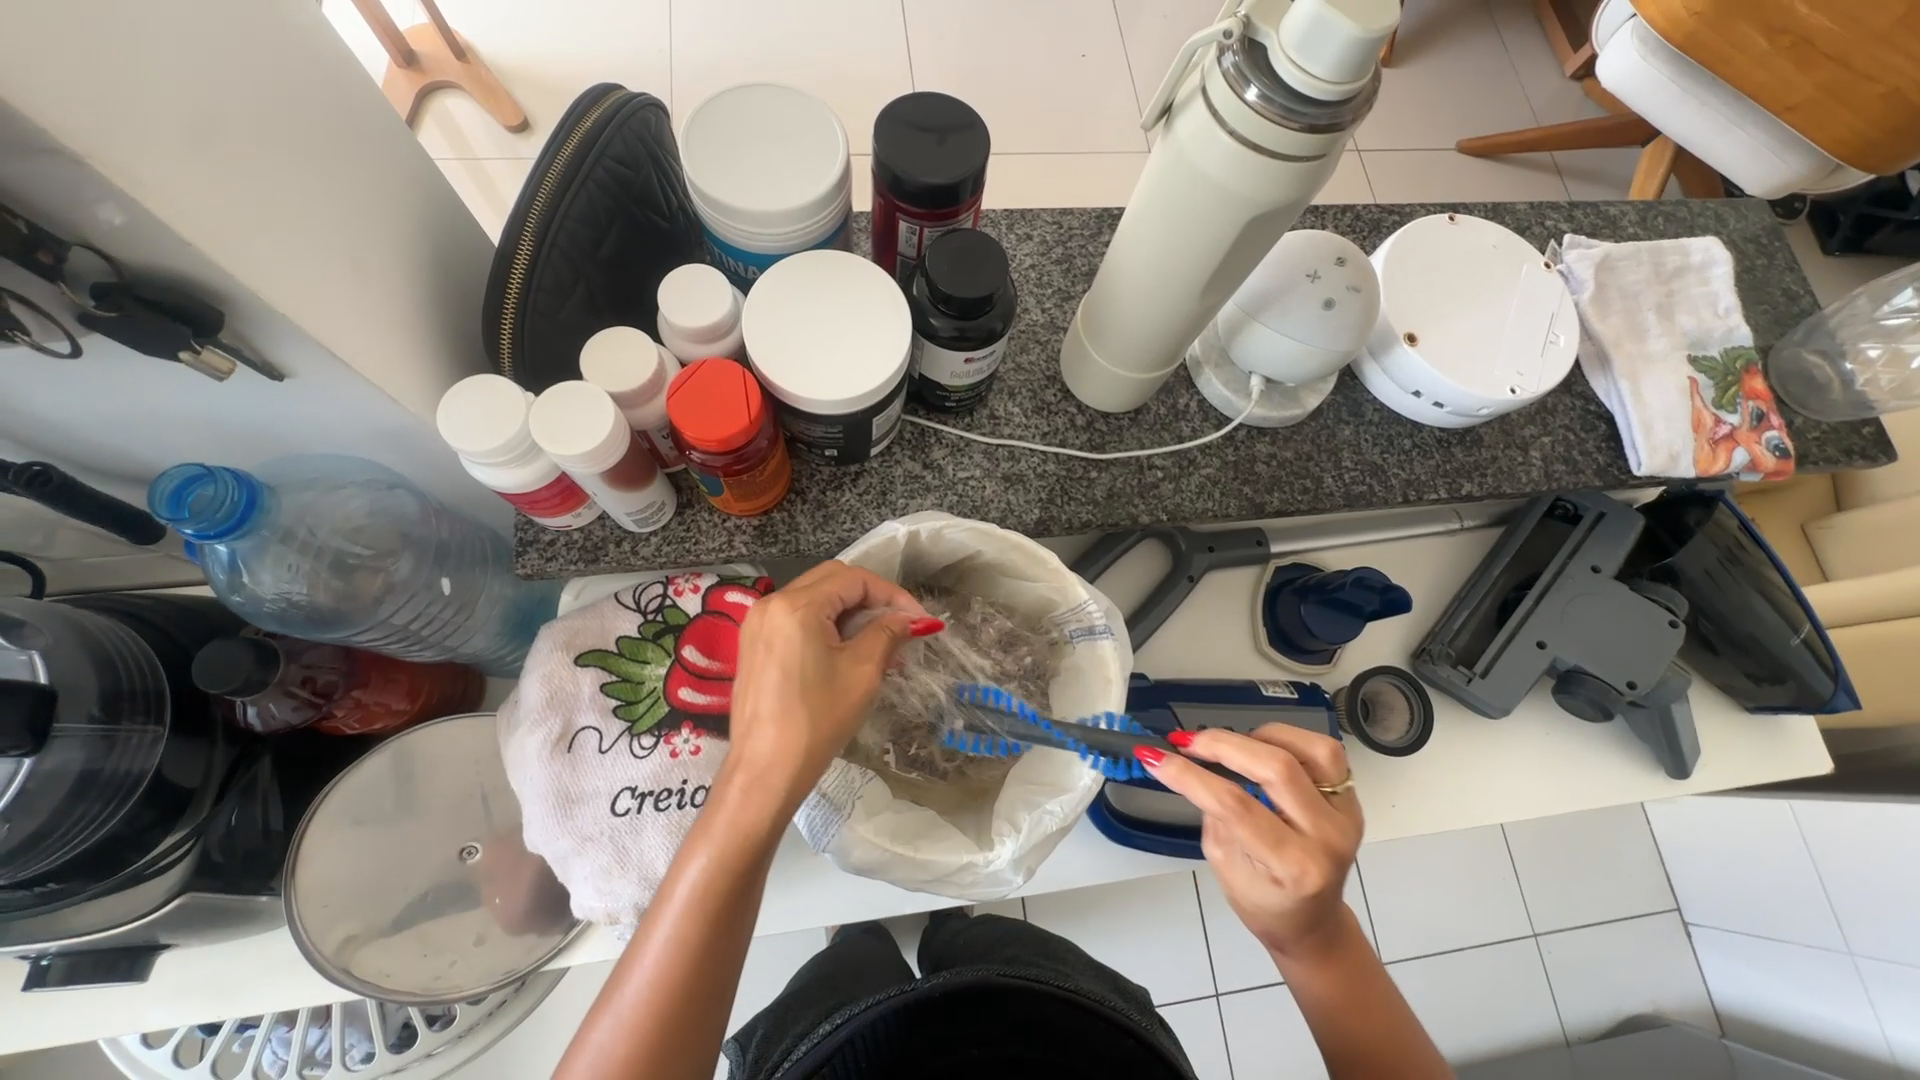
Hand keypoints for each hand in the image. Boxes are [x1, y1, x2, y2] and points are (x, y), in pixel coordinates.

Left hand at [723, 561, 930, 810]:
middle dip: (871, 599)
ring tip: (882, 645)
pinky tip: (850, 654)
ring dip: (850, 614)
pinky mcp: (755, 646)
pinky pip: (798, 620)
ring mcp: (758, 624)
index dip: (892, 594)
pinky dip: (827, 627)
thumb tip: (911, 619)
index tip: (919, 620)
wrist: (765, 771)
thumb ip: (888, 633)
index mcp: (796, 605)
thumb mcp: (863, 672)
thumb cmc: (817, 719)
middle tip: (901, 627)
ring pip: (815, 599)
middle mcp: (771, 604)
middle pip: (832, 581)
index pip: (854, 578)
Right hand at [1141, 726, 1361, 961]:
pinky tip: (1260, 746)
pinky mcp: (1352, 799)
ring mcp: (1346, 814)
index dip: (1190, 776)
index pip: (1236, 806)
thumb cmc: (1262, 902)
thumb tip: (1188, 764)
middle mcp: (1327, 837)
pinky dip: (1288, 739)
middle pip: (1276, 768)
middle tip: (1186, 741)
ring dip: (1260, 736)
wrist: (1313, 922)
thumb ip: (1213, 812)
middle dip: (1221, 745)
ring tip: (1230, 745)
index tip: (1155, 757)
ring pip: (1309, 750)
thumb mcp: (1223, 863)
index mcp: (1293, 866)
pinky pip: (1325, 752)